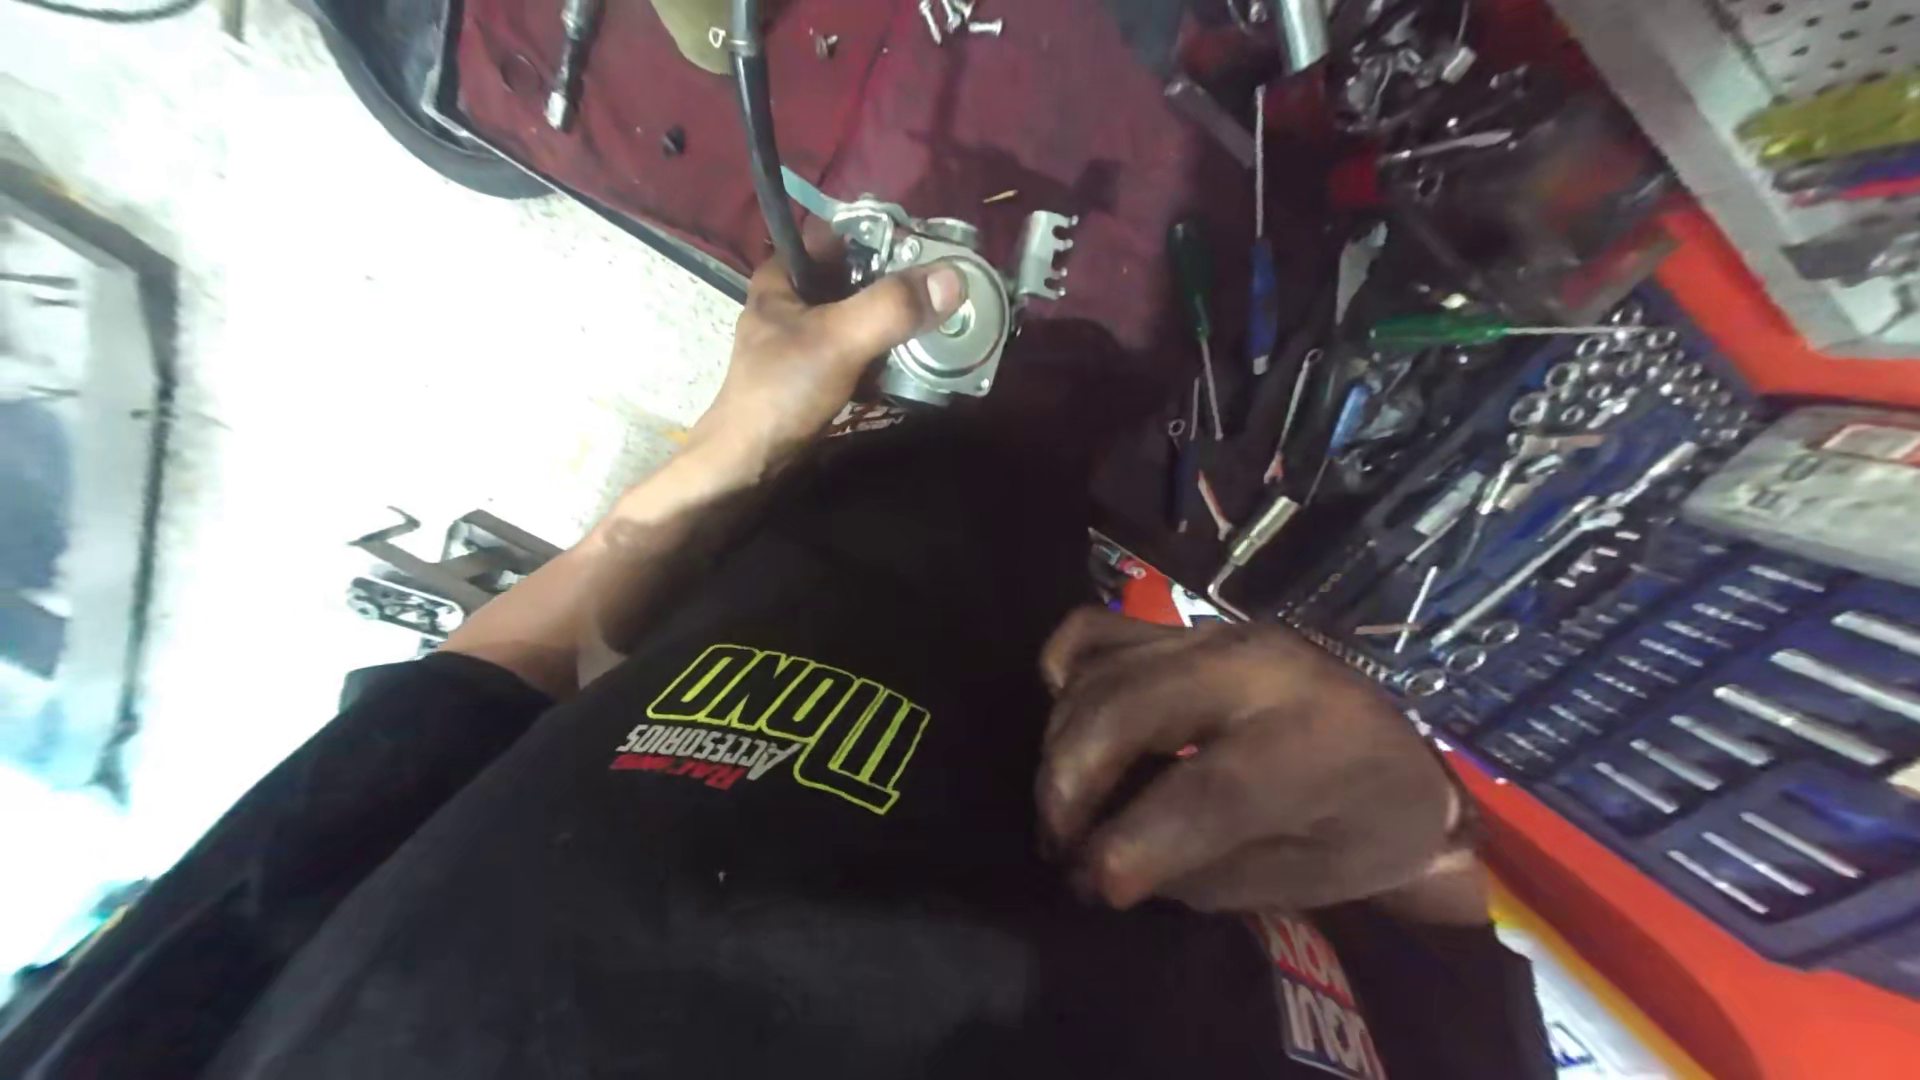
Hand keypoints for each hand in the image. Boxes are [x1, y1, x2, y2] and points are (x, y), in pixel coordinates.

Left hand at [691, 251, 967, 472]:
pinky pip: (862, 351)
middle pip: (856, 278)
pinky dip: (887, 353)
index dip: (882, 237)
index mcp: (784, 275)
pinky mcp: (821, 374)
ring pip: (861, 317)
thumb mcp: (837, 340)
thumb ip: (890, 308)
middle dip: (898, 284)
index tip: (929, 249)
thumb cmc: (782, 391)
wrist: (752, 462)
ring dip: (896, 321)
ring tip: (941, 322)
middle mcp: (795, 301)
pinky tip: (915, 359)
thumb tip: (953, 278)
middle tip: (945, 291)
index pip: (839, 235)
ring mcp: (808, 340)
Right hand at [1035, 609, 1463, 913]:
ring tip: (1060, 805)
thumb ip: (1207, 876)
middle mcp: (1250, 667)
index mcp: (1313, 738)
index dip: (1138, 842)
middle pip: (1126, 708)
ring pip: (1099, 673)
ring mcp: (1205, 633)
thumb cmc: (1367, 823)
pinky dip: (1062, 672)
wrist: (1394, 743)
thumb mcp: (1316, 877)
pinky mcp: (1176, 625)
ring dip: (1058, 744)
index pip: (1209, 789)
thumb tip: (1099, 864)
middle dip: (1069, 784)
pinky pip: (1091, 631)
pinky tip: (1066, 718)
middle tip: (1058, 845)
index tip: (1090, 885)